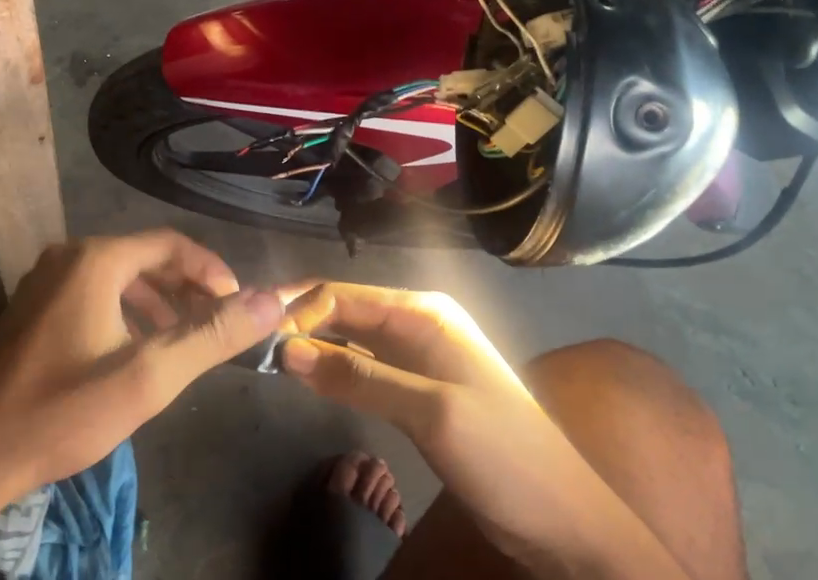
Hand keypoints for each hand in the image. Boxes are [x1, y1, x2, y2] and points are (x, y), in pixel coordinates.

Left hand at [0, 230, 282, 500]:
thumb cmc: (65, 410)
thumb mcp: (148, 377)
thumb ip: (211, 336)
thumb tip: (270, 301)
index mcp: (93, 260)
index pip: (169, 245)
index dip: (211, 270)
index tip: (237, 306)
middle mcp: (65, 257)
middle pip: (142, 257)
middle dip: (184, 287)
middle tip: (214, 326)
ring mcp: (40, 282)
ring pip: (115, 277)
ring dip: (155, 301)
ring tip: (181, 340)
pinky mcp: (29, 308)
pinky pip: (88, 293)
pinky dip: (122, 311)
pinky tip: (132, 349)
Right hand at [278, 284, 687, 577]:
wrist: (566, 523)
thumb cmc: (503, 457)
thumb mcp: (429, 411)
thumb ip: (357, 377)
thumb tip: (286, 348)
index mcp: (425, 313)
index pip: (343, 295)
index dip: (298, 311)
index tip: (256, 337)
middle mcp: (419, 322)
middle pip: (344, 311)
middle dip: (299, 322)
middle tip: (251, 344)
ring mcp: (419, 356)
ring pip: (350, 337)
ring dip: (313, 345)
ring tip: (267, 359)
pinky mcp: (417, 387)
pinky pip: (363, 365)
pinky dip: (333, 369)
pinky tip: (308, 379)